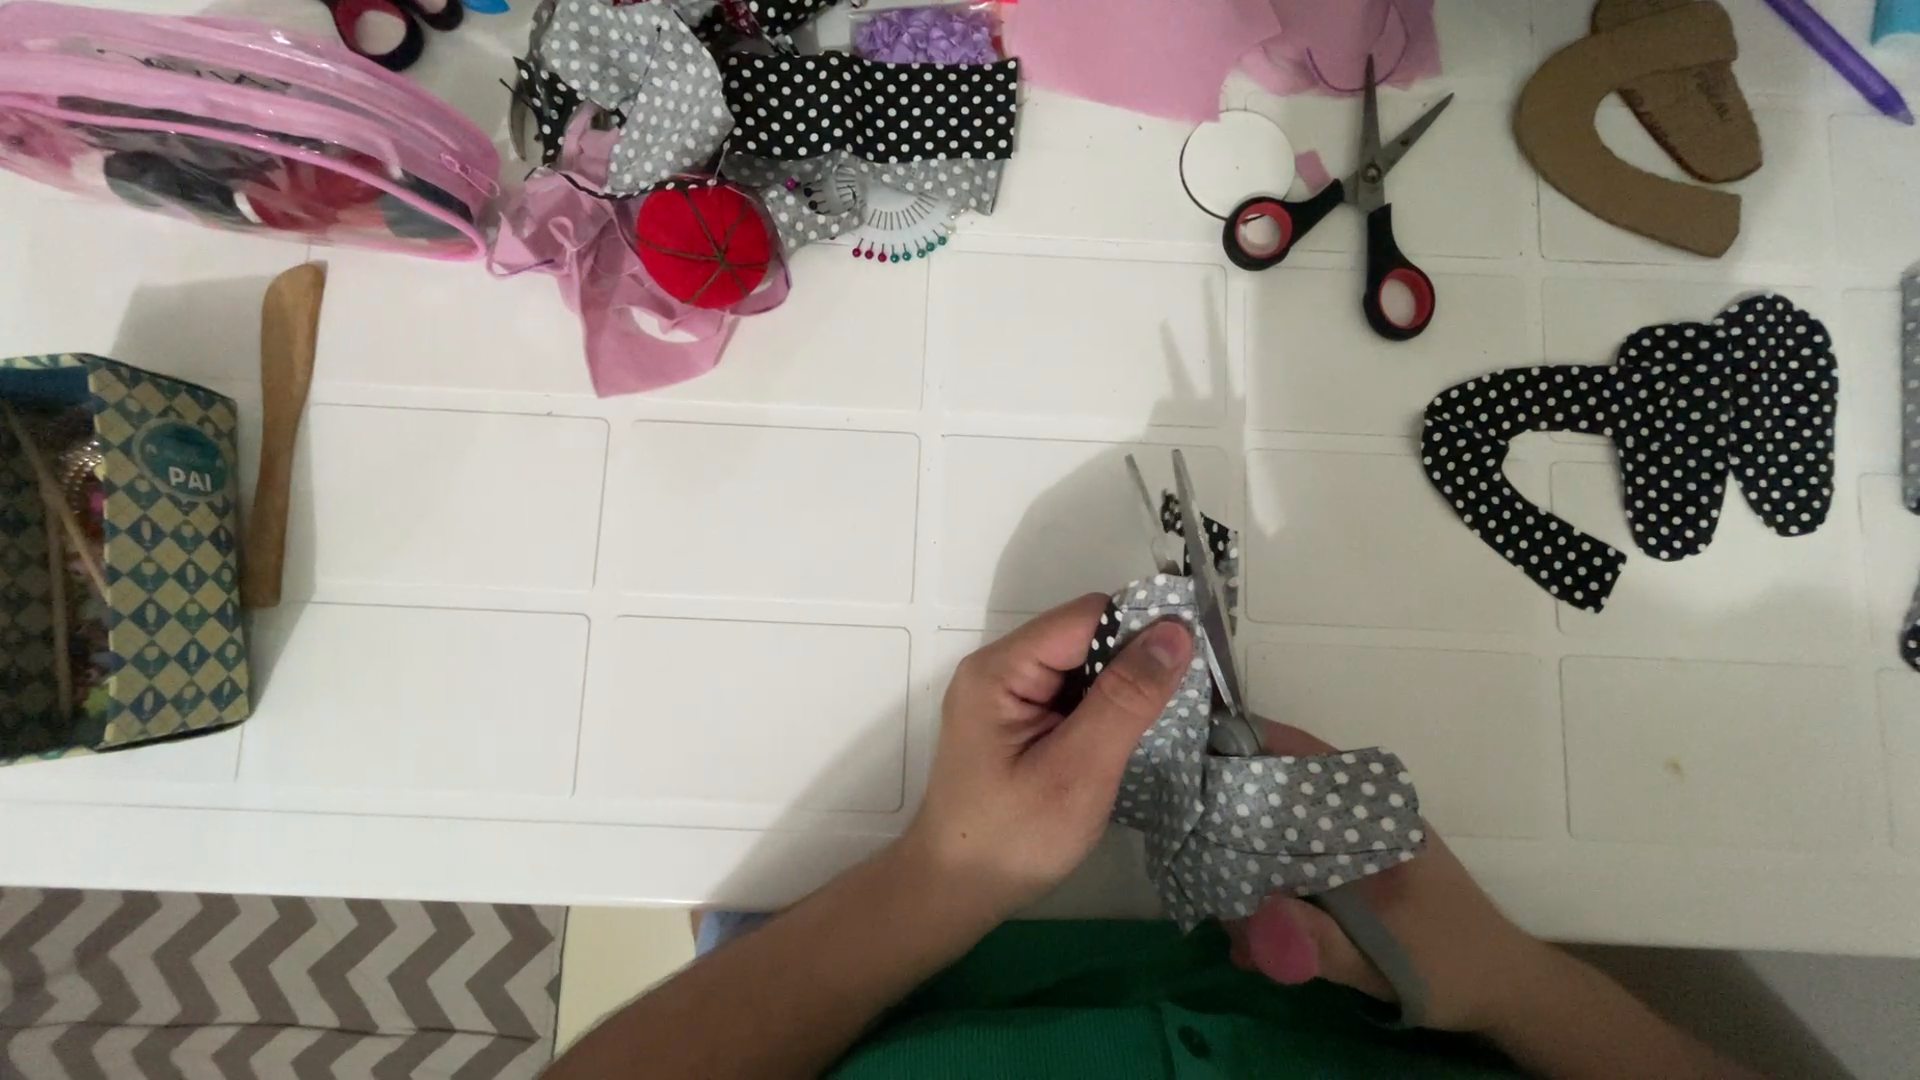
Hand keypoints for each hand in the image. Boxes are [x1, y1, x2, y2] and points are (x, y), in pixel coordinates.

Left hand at [901, 594, 1194, 919]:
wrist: (956, 891)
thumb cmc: (1012, 839)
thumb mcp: (1078, 771)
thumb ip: (1126, 699)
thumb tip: (1174, 632)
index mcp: (1001, 669)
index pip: (1084, 617)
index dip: (1139, 629)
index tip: (1191, 661)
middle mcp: (1000, 668)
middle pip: (1083, 636)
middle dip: (1133, 662)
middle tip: (1181, 702)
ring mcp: (1007, 694)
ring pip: (1083, 665)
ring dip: (1122, 688)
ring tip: (1160, 722)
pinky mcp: (1018, 719)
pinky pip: (1072, 693)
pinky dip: (1105, 709)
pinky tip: (1127, 736)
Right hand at [1224, 720, 1552, 1033]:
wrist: (1506, 992)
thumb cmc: (1454, 964)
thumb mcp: (1388, 963)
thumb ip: (1322, 944)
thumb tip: (1251, 921)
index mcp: (1371, 813)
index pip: (1301, 754)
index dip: (1246, 743)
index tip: (1192, 750)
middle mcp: (1353, 815)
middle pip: (1274, 788)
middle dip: (1226, 809)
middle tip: (1184, 836)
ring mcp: (1344, 842)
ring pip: (1273, 828)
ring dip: (1238, 860)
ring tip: (1213, 904)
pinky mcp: (1338, 872)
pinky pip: (1285, 863)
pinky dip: (1259, 890)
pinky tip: (1244, 933)